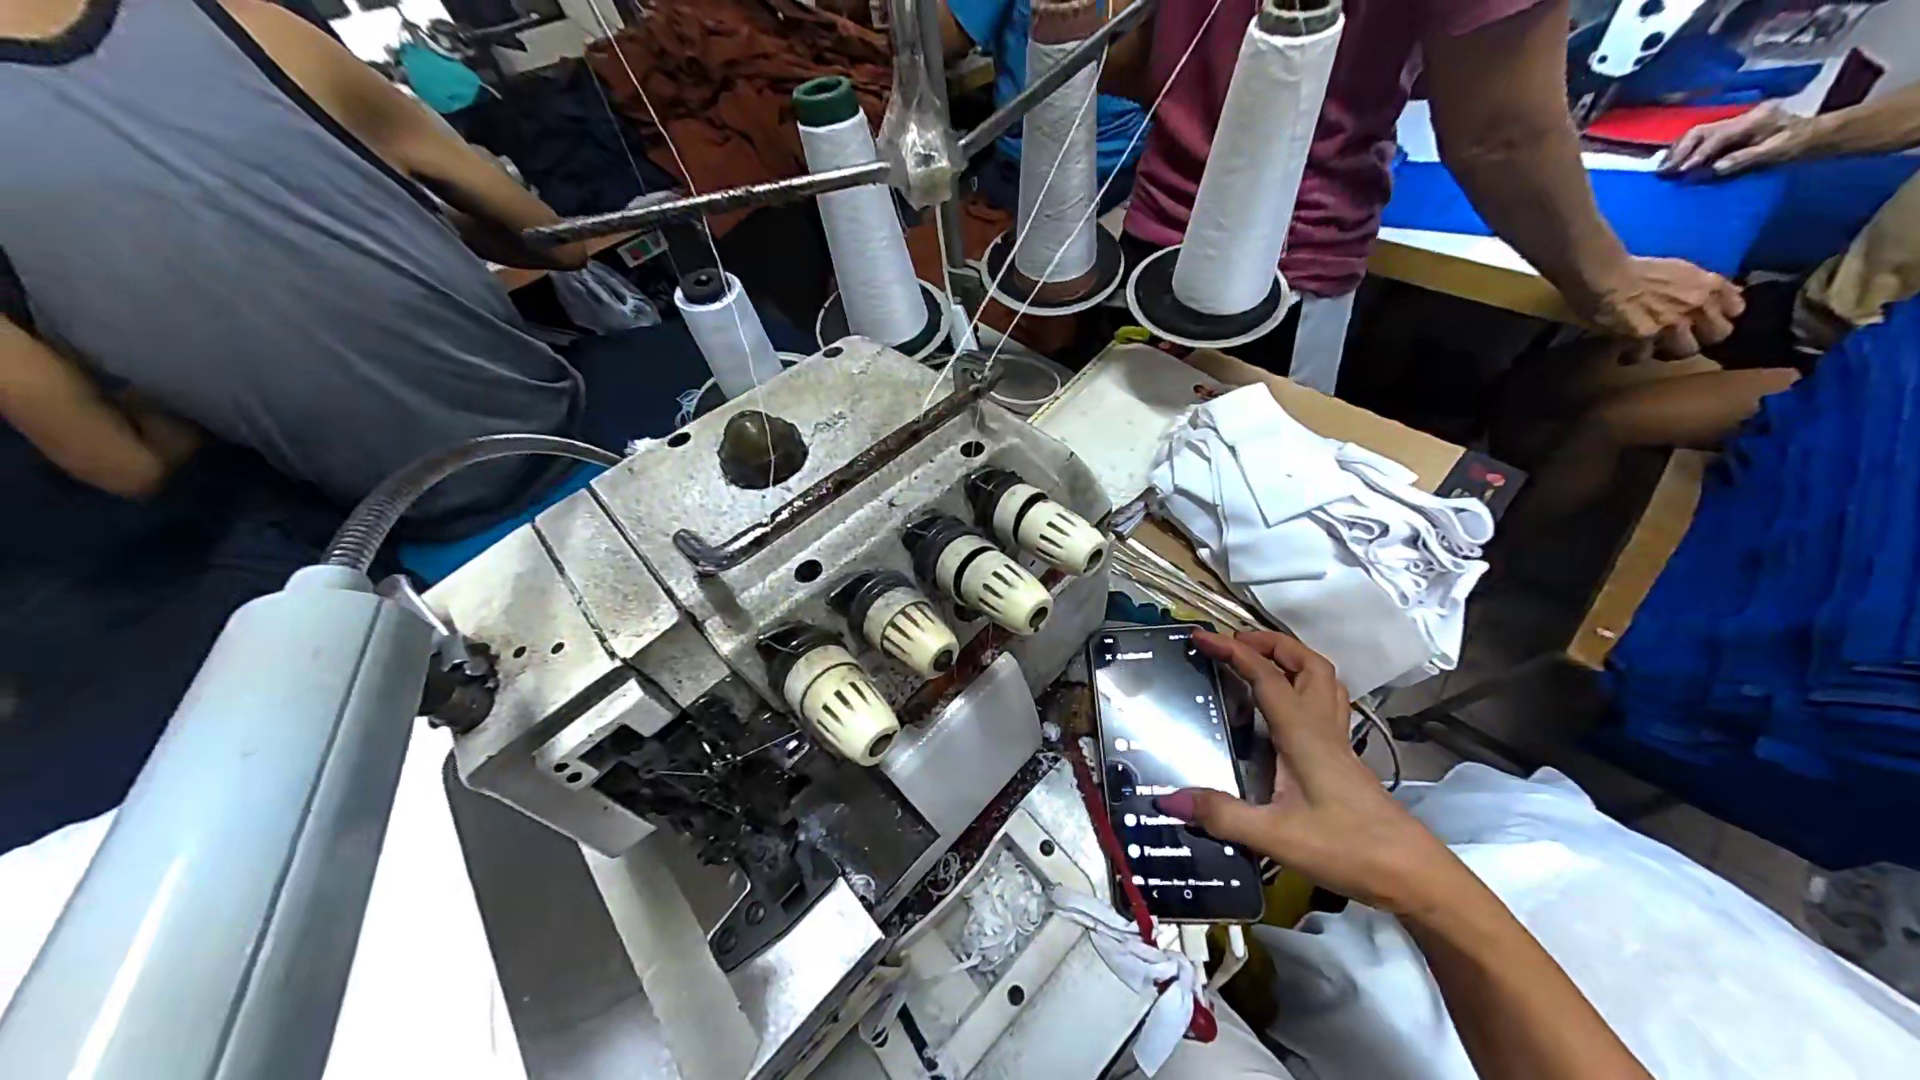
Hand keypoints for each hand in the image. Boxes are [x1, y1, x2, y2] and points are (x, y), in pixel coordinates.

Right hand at [1154, 630, 1468, 914]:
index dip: (1232, 651)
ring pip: (1323, 679)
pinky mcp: (1344, 758)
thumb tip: (1168, 799)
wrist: (1416, 877)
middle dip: (1269, 642)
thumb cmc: (1349, 849)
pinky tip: (1286, 706)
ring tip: (1259, 661)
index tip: (1201, 637)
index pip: (1266, 676)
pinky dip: (1303, 685)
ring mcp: (1338, 742)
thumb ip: (1222, 816)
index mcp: (1303, 734)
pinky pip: (1325, 702)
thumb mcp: (1277, 836)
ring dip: (1291, 658)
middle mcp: (1322, 728)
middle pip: (1306, 663)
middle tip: (1234, 643)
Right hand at [1583, 257, 1744, 357]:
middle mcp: (1697, 307)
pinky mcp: (1642, 339)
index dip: (1719, 316)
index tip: (1705, 319)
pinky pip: (1642, 356)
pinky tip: (1624, 354)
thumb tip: (1730, 293)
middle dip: (1701, 337)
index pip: (1735, 310)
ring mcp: (1671, 325)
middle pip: (1717, 335)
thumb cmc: (1636, 268)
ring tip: (1652, 348)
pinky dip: (1633, 356)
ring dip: (1668, 350)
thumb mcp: (1680, 269)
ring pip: (1683, 351)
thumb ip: (1704, 284)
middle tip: (1682, 337)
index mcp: (1709, 286)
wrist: (1603, 276)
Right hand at [1660, 103, 1818, 176]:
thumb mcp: (1779, 151)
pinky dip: (1684, 152)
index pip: (1717, 137)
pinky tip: (1674, 164)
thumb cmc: (1802, 144)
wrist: (1817, 136)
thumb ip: (1746, 158)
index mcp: (1755, 120)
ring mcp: (1734, 123)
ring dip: (1677, 152)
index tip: (1680, 172)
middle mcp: (1742, 117)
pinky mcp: (1729, 132)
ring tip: (1663, 169)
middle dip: (1679, 151)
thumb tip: (1714, 168)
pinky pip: (1700, 140)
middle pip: (1700, 131)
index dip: (1697, 154)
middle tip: (1663, 171)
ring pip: (1696, 135)